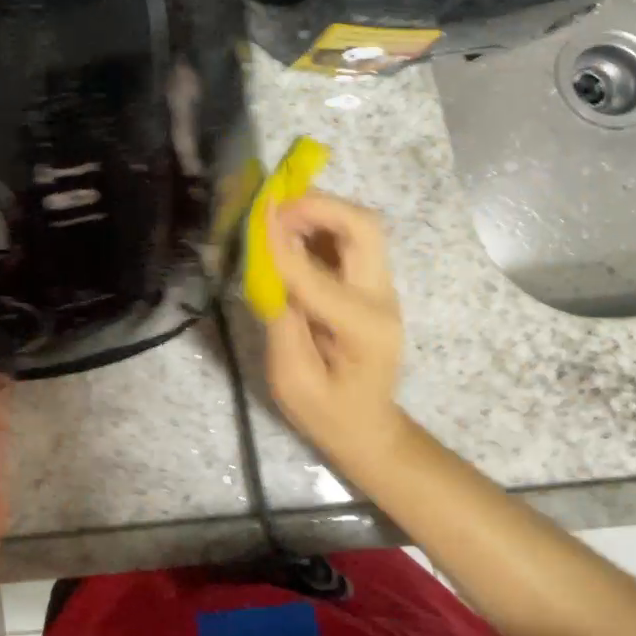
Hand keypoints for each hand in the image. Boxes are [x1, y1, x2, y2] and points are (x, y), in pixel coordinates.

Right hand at [263, 194, 406, 470]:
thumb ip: (280, 319)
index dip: (282, 245)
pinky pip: (350, 236)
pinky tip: (288, 232)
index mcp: (364, 330)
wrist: (369, 428)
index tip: (253, 216)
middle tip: (273, 209)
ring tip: (276, 216)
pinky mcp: (371, 281)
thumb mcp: (291, 380)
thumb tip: (264, 264)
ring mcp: (381, 287)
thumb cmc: (327, 413)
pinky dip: (318, 223)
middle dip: (318, 207)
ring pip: (360, 224)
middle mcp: (382, 299)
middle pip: (363, 227)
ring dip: (318, 210)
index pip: (319, 276)